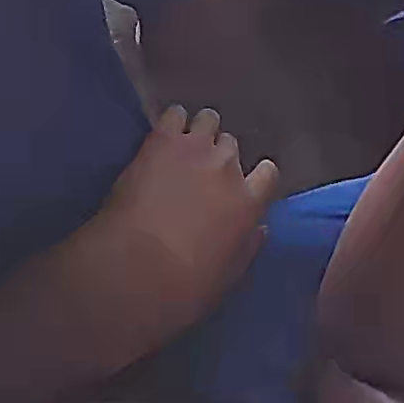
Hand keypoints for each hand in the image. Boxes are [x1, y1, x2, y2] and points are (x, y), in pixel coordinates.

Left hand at [91, 106, 278, 333]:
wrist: (135, 268)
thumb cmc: (184, 288)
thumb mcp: (227, 277)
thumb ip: (247, 247)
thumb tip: (259, 228)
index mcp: (248, 203)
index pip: (268, 173)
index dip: (256, 176)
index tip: (244, 184)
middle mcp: (227, 167)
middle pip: (231, 145)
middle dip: (220, 155)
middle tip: (202, 171)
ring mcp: (195, 148)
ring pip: (208, 120)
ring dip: (200, 131)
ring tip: (185, 144)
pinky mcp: (162, 139)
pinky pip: (174, 114)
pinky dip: (172, 121)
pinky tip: (164, 133)